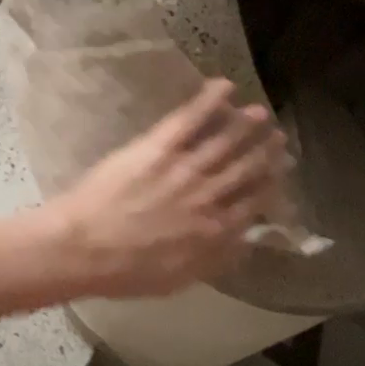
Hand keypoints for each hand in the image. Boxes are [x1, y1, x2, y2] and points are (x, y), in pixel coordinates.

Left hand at [45, 78, 287, 298]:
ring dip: (245, 124)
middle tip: (279, 137)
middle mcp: (208, 195)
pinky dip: (209, 101)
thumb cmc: (126, 272)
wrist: (85, 249)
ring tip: (261, 112)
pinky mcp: (158, 147)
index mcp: (214, 230)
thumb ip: (215, 260)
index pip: (253, 203)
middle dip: (265, 152)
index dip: (270, 186)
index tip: (280, 174)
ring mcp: (184, 168)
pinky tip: (224, 86)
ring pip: (224, 141)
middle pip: (245, 169)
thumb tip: (244, 243)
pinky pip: (189, 119)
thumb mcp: (180, 278)